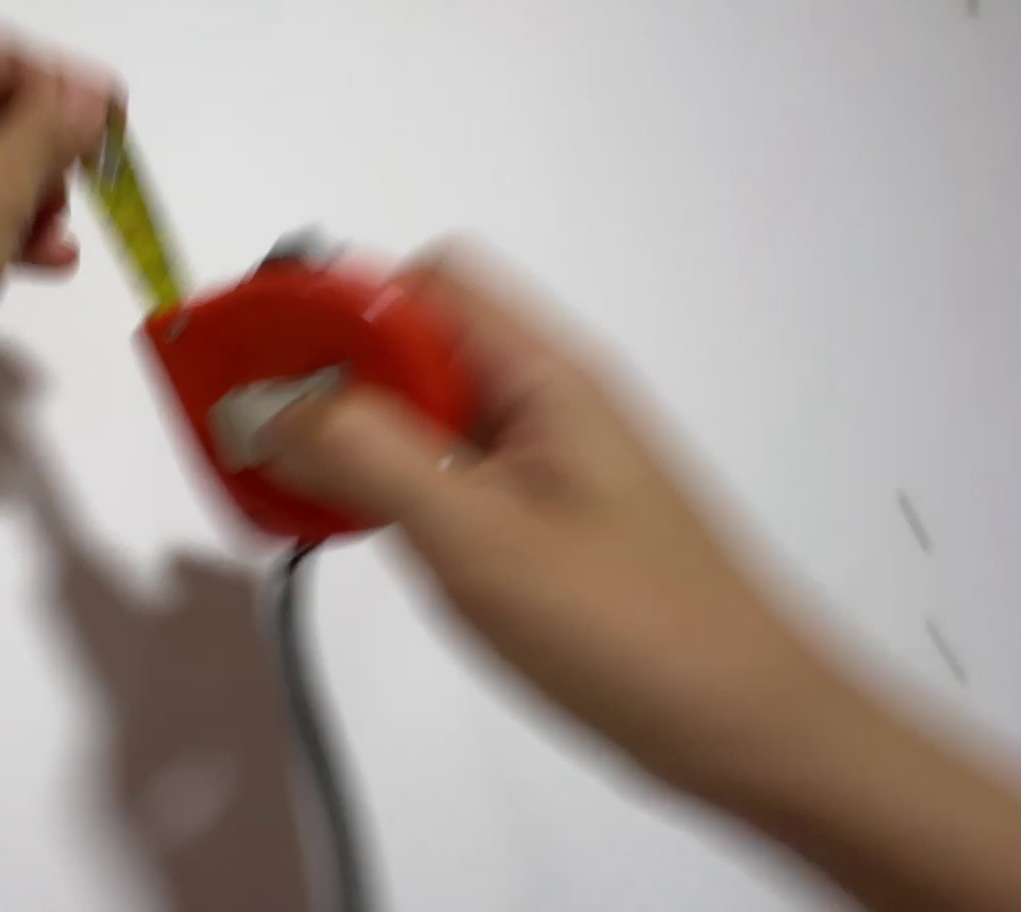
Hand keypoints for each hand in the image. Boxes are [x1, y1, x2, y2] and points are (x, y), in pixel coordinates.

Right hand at [267, 249, 856, 794]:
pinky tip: (357, 517)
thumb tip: (271, 406)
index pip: (427, 283)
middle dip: (332, 370)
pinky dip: (379, 472)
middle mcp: (535, 394)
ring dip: (350, 428)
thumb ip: (368, 457)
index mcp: (536, 373)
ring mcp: (533, 451)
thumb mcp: (476, 534)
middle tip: (270, 427)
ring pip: (418, 402)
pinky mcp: (527, 501)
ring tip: (297, 476)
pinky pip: (433, 458)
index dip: (343, 302)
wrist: (750, 737)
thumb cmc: (620, 625)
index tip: (272, 354)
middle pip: (415, 339)